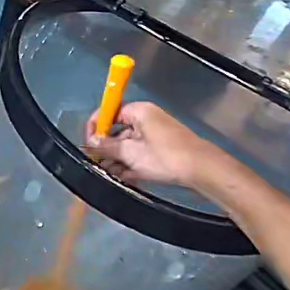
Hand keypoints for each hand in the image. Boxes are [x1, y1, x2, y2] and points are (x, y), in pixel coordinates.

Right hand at [83, 101, 236, 190]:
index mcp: (138, 111)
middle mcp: (145, 118)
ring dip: (117, 160)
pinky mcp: (160, 149)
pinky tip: (124, 178)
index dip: (96, 128)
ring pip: (127, 145)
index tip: (89, 146)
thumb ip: (108, 146)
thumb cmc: (165, 157)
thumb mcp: (131, 153)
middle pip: (117, 130)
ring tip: (110, 175)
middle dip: (107, 149)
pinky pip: (138, 153)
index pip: (109, 112)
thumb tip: (91, 142)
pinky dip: (130, 164)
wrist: (201, 170)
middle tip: (97, 165)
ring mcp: (153, 134)